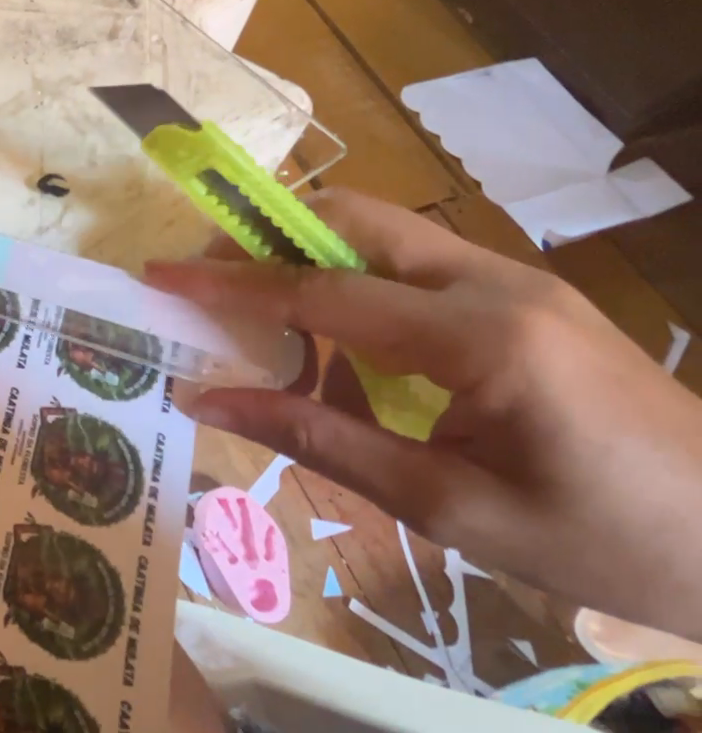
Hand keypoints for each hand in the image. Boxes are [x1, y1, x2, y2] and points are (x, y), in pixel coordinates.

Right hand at [146, 189, 701, 641]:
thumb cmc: (604, 541)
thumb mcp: (446, 506)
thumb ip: (316, 437)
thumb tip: (204, 399)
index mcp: (481, 338)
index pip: (318, 288)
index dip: (226, 280)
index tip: (158, 273)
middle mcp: (496, 284)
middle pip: (349, 220)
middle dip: (263, 235)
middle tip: (205, 278)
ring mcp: (516, 282)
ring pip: (376, 231)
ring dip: (301, 254)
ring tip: (256, 313)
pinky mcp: (523, 296)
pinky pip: (408, 265)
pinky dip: (345, 281)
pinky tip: (334, 344)